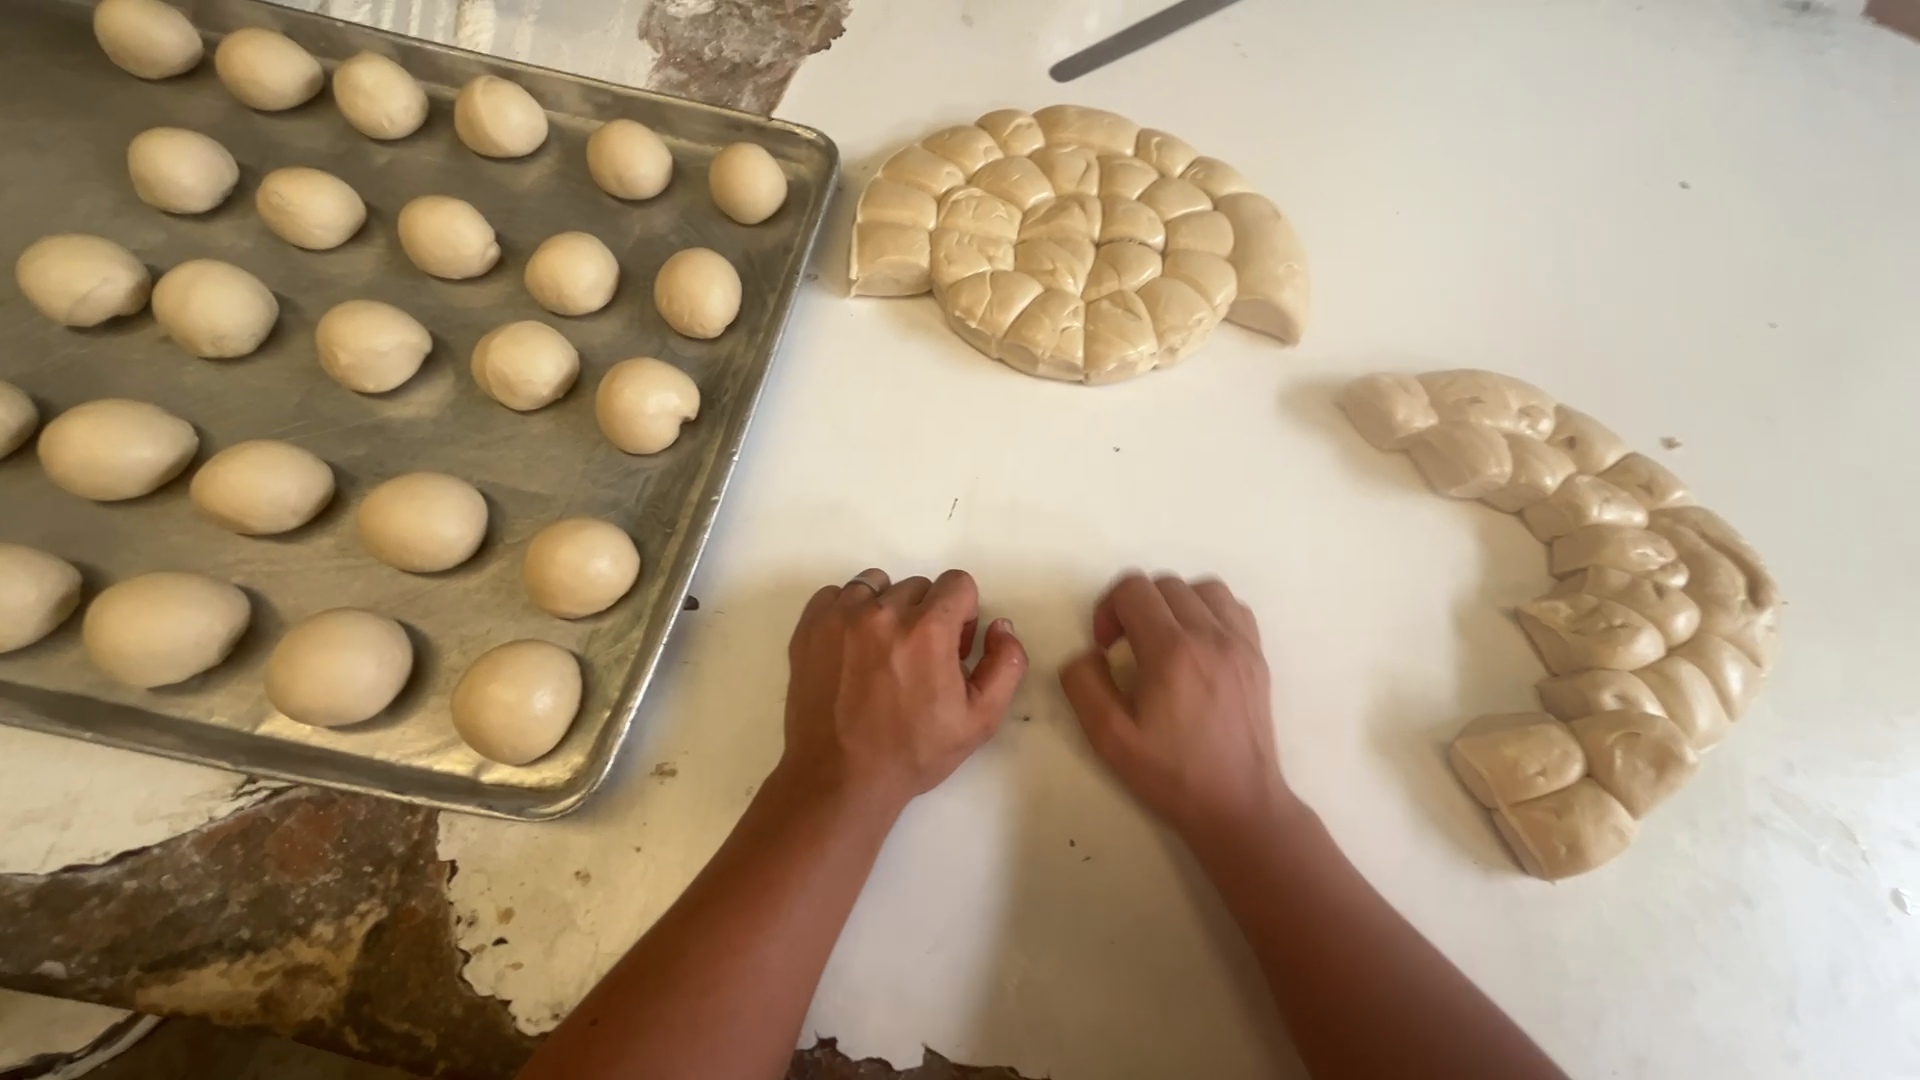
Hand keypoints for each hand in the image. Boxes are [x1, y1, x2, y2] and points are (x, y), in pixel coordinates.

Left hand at [782, 568, 1027, 808]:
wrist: (839, 778)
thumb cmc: (913, 752)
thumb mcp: (980, 719)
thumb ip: (1005, 664)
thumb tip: (1001, 625)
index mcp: (928, 630)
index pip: (958, 583)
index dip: (964, 614)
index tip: (952, 646)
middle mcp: (883, 613)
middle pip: (919, 587)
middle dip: (927, 615)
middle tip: (919, 659)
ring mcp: (840, 617)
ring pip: (877, 586)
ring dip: (887, 609)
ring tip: (883, 651)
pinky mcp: (810, 628)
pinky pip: (836, 595)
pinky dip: (848, 611)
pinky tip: (852, 646)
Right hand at [1059, 573, 1292, 841]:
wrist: (1238, 804)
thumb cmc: (1170, 774)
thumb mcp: (1108, 737)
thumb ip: (1084, 683)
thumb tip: (1089, 653)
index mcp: (1170, 651)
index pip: (1133, 589)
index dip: (1108, 610)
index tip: (1106, 647)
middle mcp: (1209, 635)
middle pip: (1163, 584)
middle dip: (1135, 607)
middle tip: (1127, 649)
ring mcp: (1240, 643)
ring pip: (1201, 588)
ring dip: (1173, 604)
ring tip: (1163, 640)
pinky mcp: (1257, 656)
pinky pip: (1232, 608)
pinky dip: (1208, 612)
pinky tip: (1196, 645)